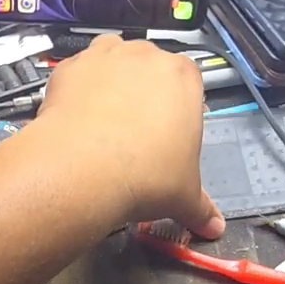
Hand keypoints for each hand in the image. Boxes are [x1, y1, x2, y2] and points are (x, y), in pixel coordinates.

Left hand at [35, 35, 222, 237]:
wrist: (84, 170)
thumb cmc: (144, 175)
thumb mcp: (183, 197)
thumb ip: (201, 208)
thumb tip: (214, 226)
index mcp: (184, 77)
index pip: (187, 83)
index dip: (176, 108)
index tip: (167, 133)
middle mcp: (145, 57)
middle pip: (148, 68)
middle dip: (142, 94)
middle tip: (133, 132)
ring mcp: (105, 56)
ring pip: (112, 61)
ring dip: (110, 82)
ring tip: (104, 120)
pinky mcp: (70, 66)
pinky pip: (77, 72)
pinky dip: (76, 89)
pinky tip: (76, 117)